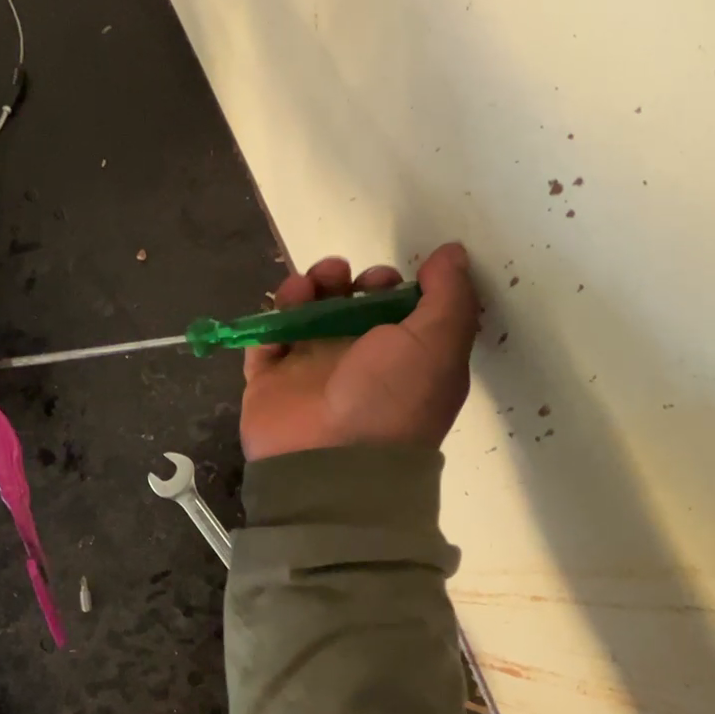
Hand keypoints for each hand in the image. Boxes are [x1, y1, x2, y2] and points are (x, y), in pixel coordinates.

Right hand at [240, 243, 479, 460]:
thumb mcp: (440, 342)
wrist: (329, 460)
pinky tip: (284, 308)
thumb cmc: (390, 399)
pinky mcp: (268, 381)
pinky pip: (264, 339)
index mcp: (398, 357)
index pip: (391, 310)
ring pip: (303, 316)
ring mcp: (307, 371)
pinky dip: (271, 318)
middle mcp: (353, 362)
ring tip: (306, 285)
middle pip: (344, 306)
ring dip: (305, 289)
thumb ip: (449, 293)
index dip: (387, 285)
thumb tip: (449, 253)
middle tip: (341, 278)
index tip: (381, 282)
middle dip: (343, 280)